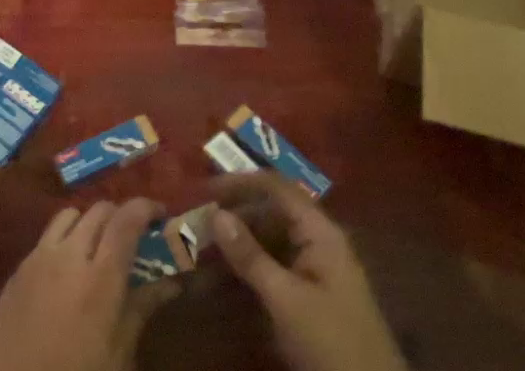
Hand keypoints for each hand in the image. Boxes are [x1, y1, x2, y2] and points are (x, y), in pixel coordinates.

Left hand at [0, 199, 180, 370]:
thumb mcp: (119, 351)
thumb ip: (143, 308)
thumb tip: (173, 284)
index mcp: (100, 277)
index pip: (126, 220)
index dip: (146, 207)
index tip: (161, 213)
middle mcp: (69, 254)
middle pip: (99, 210)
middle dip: (121, 215)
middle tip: (135, 235)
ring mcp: (40, 256)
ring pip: (70, 214)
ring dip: (90, 220)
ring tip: (100, 244)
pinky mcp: (20, 265)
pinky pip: (47, 234)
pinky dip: (66, 236)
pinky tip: (70, 264)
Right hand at [209, 175, 405, 370]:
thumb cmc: (331, 341)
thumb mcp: (285, 299)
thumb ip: (250, 256)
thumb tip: (216, 215)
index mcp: (319, 232)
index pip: (276, 188)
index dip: (239, 183)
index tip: (202, 190)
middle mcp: (316, 241)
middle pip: (269, 213)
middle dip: (231, 217)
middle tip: (193, 226)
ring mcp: (312, 268)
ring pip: (267, 241)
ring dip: (234, 245)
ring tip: (197, 252)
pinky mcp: (306, 292)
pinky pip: (270, 267)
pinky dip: (244, 268)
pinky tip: (218, 279)